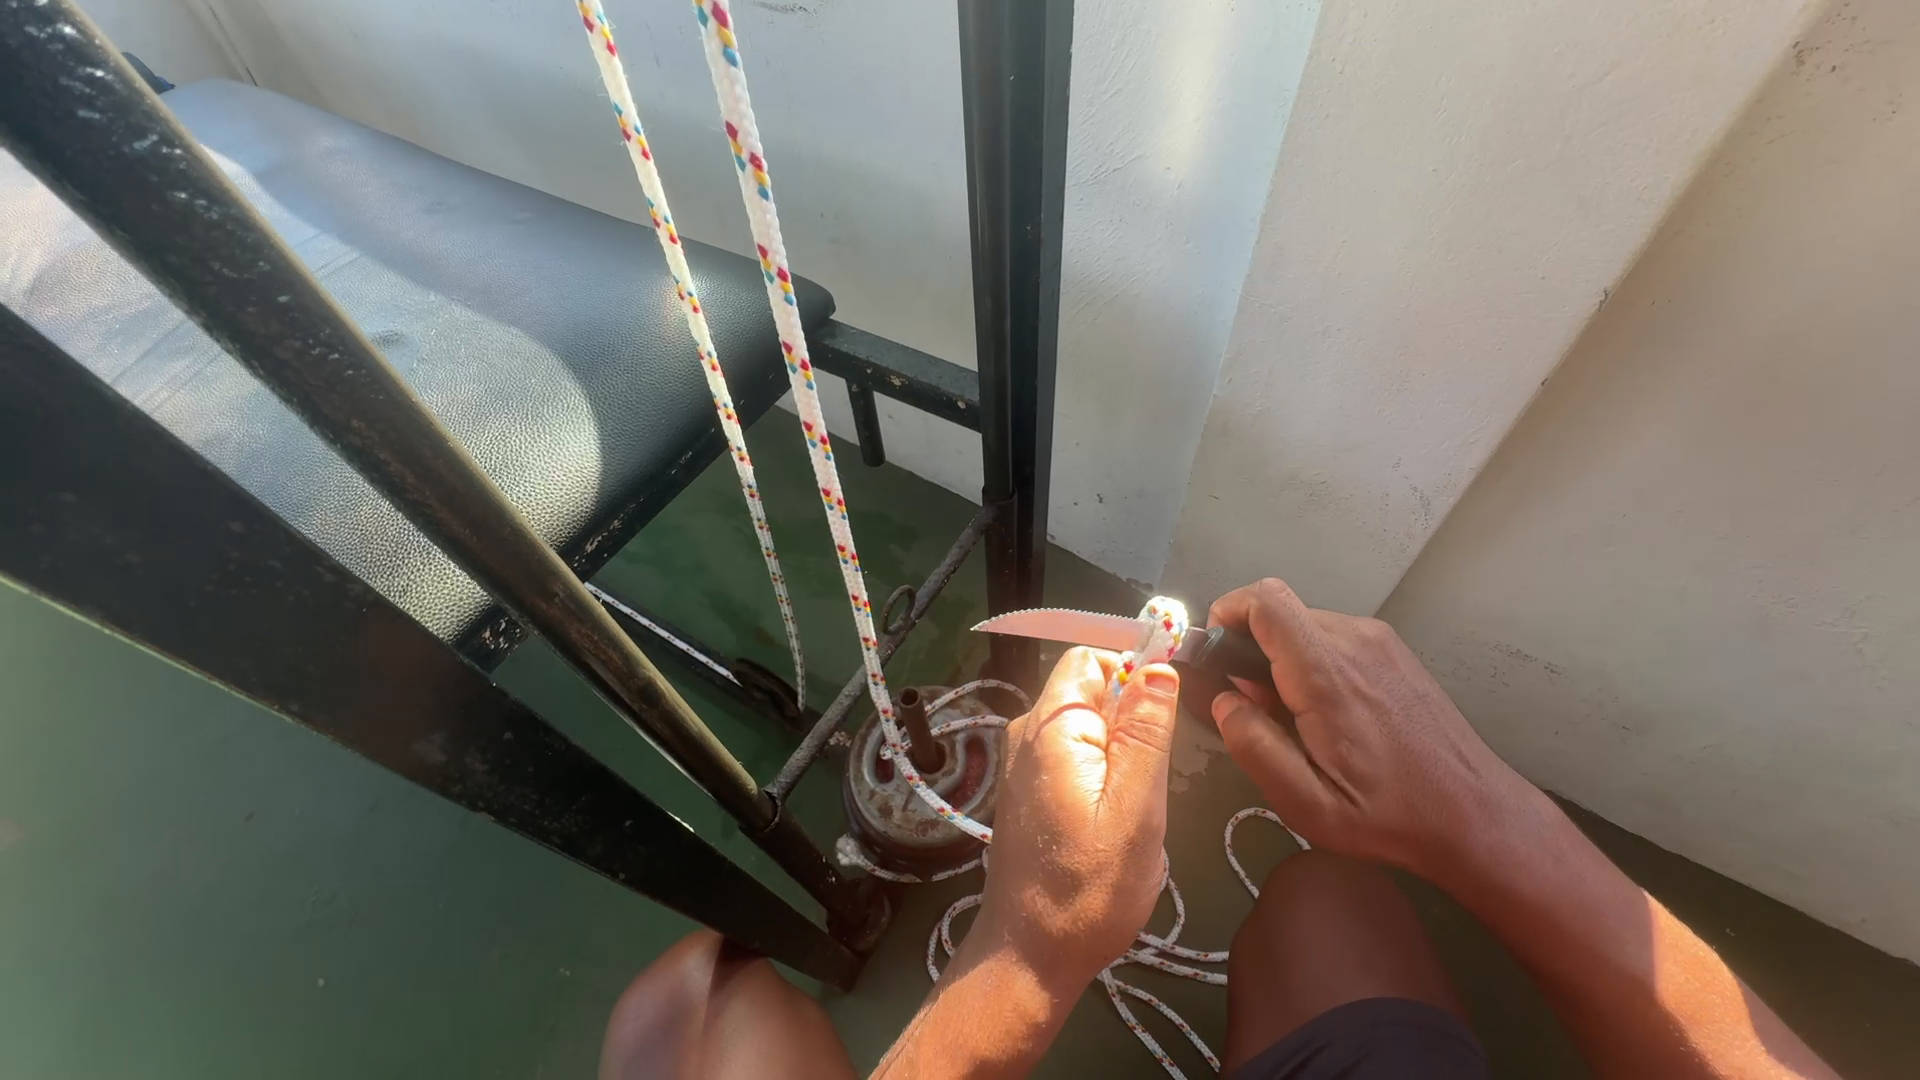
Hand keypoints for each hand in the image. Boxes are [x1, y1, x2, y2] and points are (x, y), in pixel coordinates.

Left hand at [963, 647, 1180, 993]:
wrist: (1030, 953)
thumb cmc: (1088, 887)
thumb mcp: (1136, 808)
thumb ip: (1147, 732)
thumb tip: (1159, 665)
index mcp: (1050, 724)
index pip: (1090, 658)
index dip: (1132, 670)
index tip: (1164, 716)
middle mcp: (1028, 731)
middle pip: (1090, 691)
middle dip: (1130, 720)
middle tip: (1147, 781)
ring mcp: (1023, 760)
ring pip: (1087, 725)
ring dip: (1120, 752)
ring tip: (1132, 806)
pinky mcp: (1028, 786)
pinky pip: (1074, 753)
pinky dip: (1102, 771)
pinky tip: (1111, 818)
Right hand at [1208, 579, 1532, 879]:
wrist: (1478, 815)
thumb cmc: (1388, 815)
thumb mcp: (1305, 803)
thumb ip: (1253, 745)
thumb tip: (1225, 700)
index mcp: (1327, 673)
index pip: (1264, 600)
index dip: (1227, 612)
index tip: (1217, 654)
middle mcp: (1354, 640)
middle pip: (1278, 610)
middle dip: (1250, 647)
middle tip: (1257, 706)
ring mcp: (1379, 641)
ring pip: (1303, 622)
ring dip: (1280, 656)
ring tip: (1294, 715)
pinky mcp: (1392, 650)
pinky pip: (1330, 635)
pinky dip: (1310, 659)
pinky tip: (1326, 710)